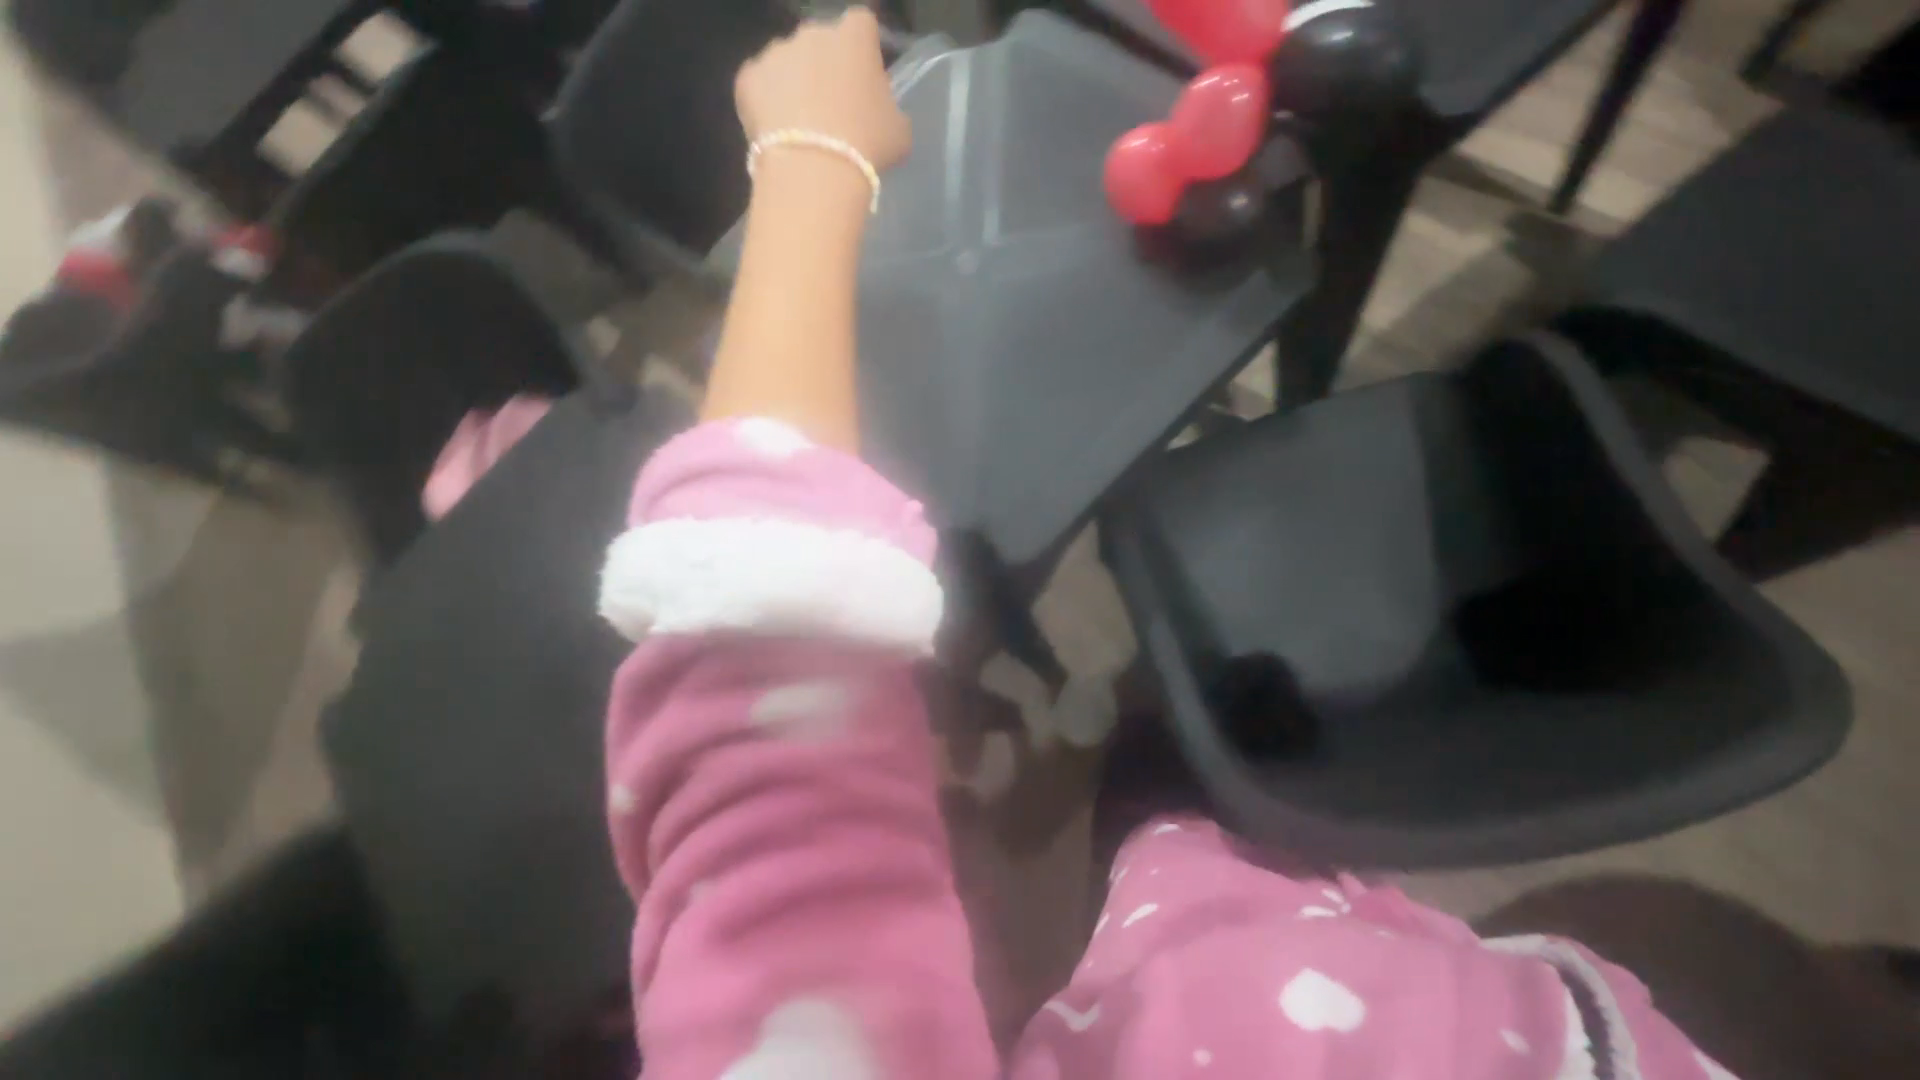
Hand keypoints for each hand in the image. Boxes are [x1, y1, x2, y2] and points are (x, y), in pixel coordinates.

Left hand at [735, 7, 911, 172]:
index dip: (863, 50)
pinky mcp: (748, 77)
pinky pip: (759, 84)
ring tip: (801, 125)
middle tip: (832, 108)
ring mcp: (776, 52)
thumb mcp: (899, 131)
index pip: (862, 24)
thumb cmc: (867, 146)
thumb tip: (880, 113)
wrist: (815, 172)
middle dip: (825, 66)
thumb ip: (889, 109)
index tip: (864, 79)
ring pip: (787, 62)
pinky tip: (776, 131)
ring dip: (793, 83)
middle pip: (820, 42)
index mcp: (854, 37)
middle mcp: (812, 33)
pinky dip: (766, 102)